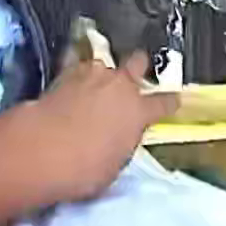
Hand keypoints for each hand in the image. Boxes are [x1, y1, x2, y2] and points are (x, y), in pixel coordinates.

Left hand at [12, 51, 178, 201]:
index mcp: (138, 110)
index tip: (175, 98)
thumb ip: (126, 135)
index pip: (163, 103)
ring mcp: (93, 72)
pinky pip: (76, 60)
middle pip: (136, 63)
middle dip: (138, 65)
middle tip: (137, 68)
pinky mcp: (68, 68)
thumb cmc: (89, 165)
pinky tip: (72, 69)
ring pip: (105, 62)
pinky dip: (77, 65)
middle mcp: (119, 84)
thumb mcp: (120, 157)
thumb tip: (121, 128)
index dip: (170, 101)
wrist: (50, 144)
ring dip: (104, 70)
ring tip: (98, 77)